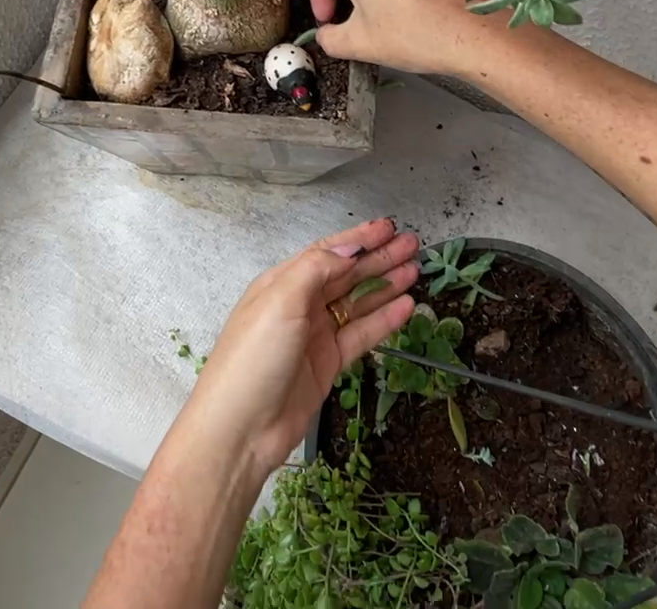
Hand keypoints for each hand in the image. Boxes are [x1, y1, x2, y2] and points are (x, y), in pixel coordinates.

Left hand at [180, 217, 419, 476]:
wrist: (241, 429)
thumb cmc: (252, 359)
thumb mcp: (280, 301)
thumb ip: (316, 269)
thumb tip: (348, 248)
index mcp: (282, 283)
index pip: (327, 252)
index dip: (358, 238)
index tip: (388, 227)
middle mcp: (299, 305)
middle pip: (346, 274)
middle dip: (378, 258)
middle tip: (412, 245)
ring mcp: (314, 335)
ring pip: (357, 302)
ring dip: (385, 285)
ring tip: (415, 271)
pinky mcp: (327, 364)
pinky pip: (361, 335)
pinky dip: (383, 320)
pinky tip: (405, 307)